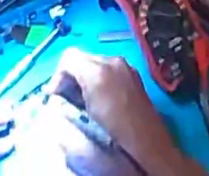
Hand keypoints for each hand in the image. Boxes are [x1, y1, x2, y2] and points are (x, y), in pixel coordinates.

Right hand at [48, 49, 204, 175]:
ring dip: (85, 78)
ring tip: (84, 102)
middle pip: (81, 57)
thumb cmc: (117, 139)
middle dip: (71, 76)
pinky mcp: (133, 75)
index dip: (58, 75)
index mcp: (98, 72)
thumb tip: (56, 93)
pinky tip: (101, 101)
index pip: (68, 58)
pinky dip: (100, 79)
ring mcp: (125, 66)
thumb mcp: (85, 119)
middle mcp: (112, 61)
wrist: (153, 151)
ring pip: (94, 62)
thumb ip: (68, 98)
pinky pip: (108, 68)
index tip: (55, 95)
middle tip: (67, 99)